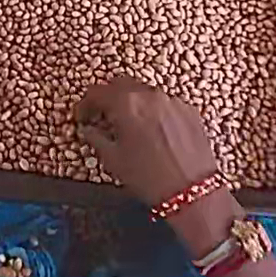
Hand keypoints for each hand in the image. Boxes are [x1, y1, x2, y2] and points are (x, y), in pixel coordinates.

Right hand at [76, 76, 220, 205]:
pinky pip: (164, 102)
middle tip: (102, 116)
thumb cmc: (149, 178)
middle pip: (121, 84)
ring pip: (144, 92)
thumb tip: (89, 129)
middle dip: (108, 98)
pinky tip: (153, 131)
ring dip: (132, 103)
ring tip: (129, 125)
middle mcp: (149, 95)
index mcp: (126, 104)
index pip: (96, 92)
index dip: (85, 104)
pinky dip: (154, 111)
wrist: (193, 192)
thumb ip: (96, 138)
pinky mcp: (189, 109)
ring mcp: (171, 100)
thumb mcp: (113, 160)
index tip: (83, 116)